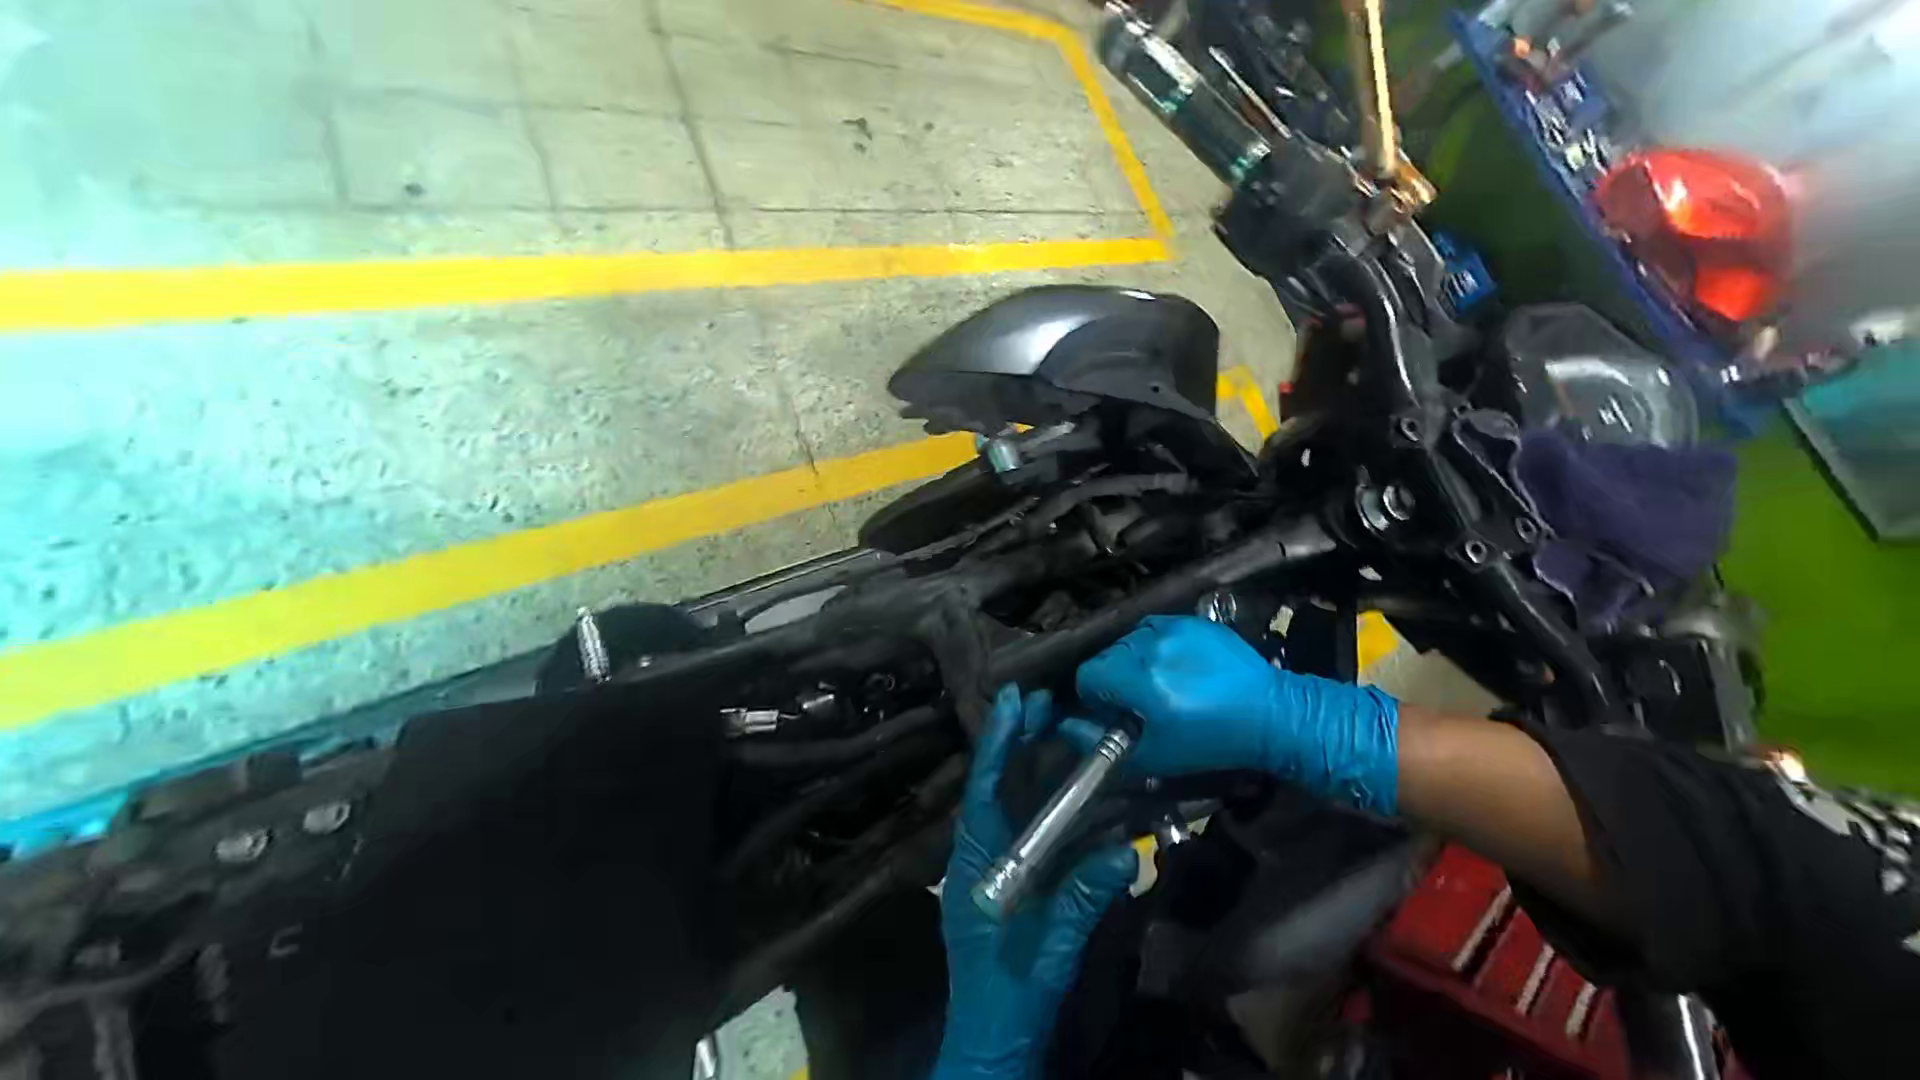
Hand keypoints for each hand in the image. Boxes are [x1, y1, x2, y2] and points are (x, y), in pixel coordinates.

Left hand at [932, 685, 1137, 1079]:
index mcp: (978, 859)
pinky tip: (1078, 790)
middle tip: (1046, 702)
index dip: (1000, 739)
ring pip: (1018, 802)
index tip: (1014, 697)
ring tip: (1061, 728)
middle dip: (1021, 742)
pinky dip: (1055, 808)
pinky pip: (1035, 831)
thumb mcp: (1050, 948)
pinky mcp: (1015, 877)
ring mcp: (998, 863)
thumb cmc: (1010, 992)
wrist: (993, 1039)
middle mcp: (983, 851)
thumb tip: (1129, 850)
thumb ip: (1083, 898)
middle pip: (1003, 784)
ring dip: (1038, 766)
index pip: (986, 786)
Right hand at [1071, 615, 1400, 814]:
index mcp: (1139, 680)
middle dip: (1114, 677)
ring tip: (1159, 680)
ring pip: (1130, 639)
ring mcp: (1174, 628)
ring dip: (1134, 658)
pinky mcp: (1193, 621)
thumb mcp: (1153, 755)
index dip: (1094, 695)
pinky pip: (1157, 626)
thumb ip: (1100, 741)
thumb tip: (1066, 727)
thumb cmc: (1211, 742)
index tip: (1113, 710)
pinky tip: (1176, 664)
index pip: (1088, 674)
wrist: (1272, 715)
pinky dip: (1157, 644)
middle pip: (1107, 654)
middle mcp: (1151, 646)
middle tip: (1137, 699)